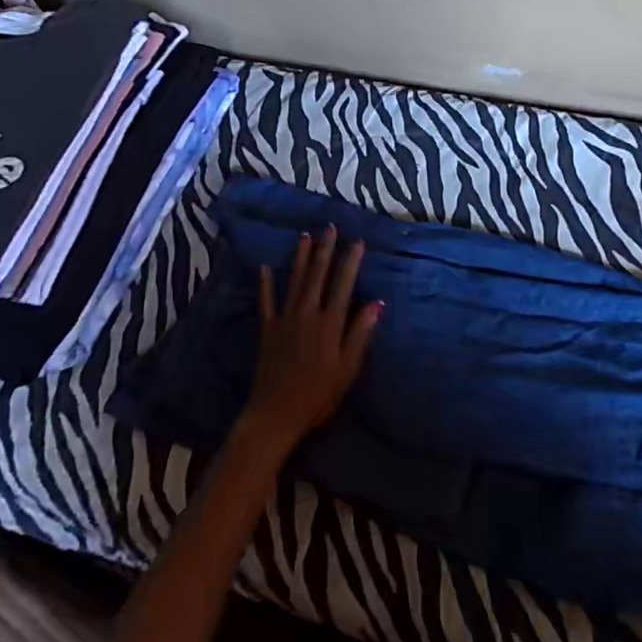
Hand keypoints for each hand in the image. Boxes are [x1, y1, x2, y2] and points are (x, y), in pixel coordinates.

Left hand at [242, 226, 381, 445]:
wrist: (275, 413)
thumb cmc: (319, 394)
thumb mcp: (348, 367)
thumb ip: (361, 333)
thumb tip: (377, 303)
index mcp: (330, 323)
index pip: (343, 284)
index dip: (350, 261)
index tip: (357, 241)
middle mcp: (307, 314)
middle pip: (317, 275)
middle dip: (325, 249)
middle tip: (329, 227)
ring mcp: (285, 320)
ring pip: (294, 281)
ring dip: (300, 258)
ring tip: (305, 236)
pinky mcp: (267, 330)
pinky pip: (267, 301)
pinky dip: (266, 284)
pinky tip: (264, 268)